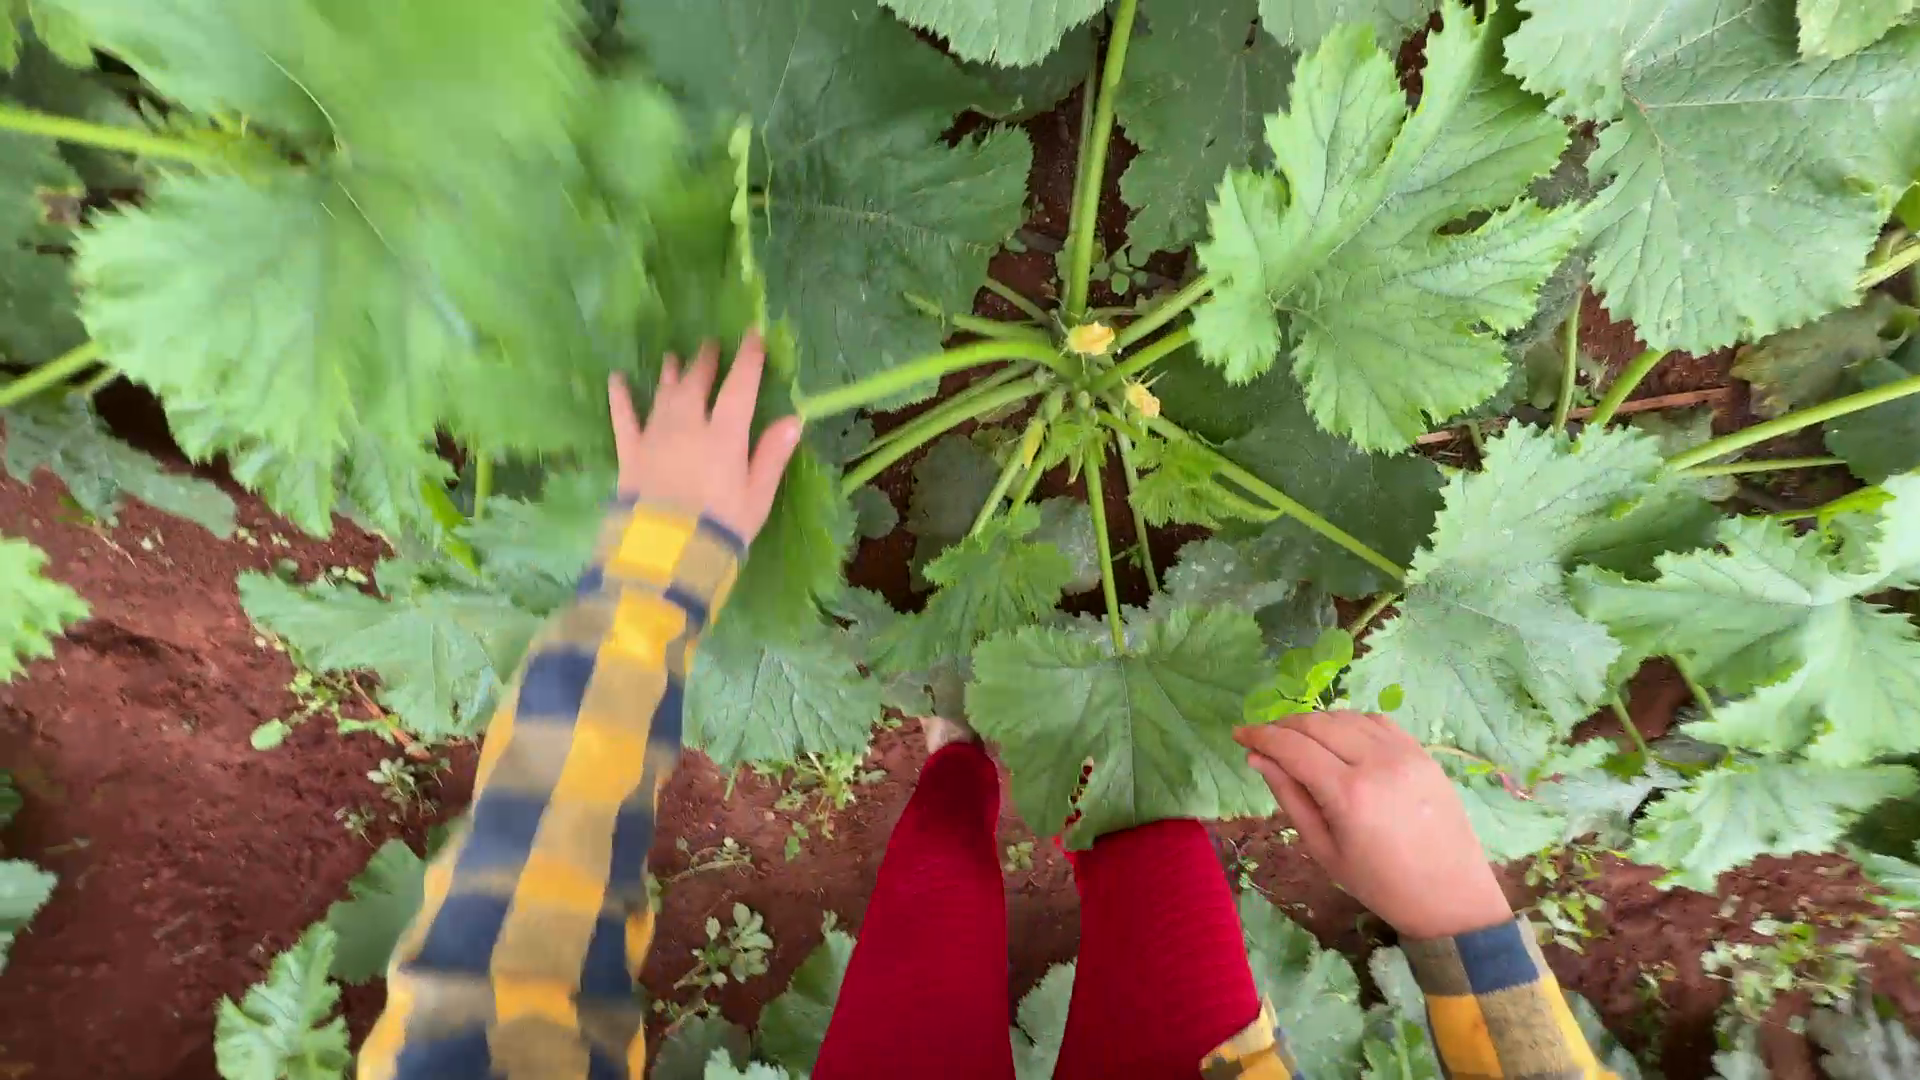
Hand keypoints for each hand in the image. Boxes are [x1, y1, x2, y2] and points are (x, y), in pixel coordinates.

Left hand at [608, 333, 801, 542]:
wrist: (669, 554)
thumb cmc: (722, 527)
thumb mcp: (757, 496)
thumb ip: (772, 455)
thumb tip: (792, 419)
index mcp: (724, 436)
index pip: (739, 387)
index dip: (747, 360)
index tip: (752, 336)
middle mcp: (688, 426)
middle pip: (697, 383)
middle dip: (706, 361)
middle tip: (710, 345)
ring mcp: (655, 436)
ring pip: (664, 394)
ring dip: (671, 374)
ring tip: (674, 358)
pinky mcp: (630, 453)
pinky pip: (623, 417)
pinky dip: (621, 397)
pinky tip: (616, 379)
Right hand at [1235, 712, 1512, 940]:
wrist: (1453, 900)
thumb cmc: (1379, 884)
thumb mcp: (1322, 848)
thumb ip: (1288, 796)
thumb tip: (1256, 757)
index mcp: (1349, 794)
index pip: (1291, 746)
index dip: (1259, 735)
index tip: (1239, 734)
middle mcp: (1376, 763)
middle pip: (1314, 723)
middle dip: (1281, 726)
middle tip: (1264, 740)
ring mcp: (1404, 754)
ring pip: (1342, 717)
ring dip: (1312, 723)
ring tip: (1298, 742)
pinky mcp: (1422, 753)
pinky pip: (1374, 721)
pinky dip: (1347, 723)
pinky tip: (1338, 740)